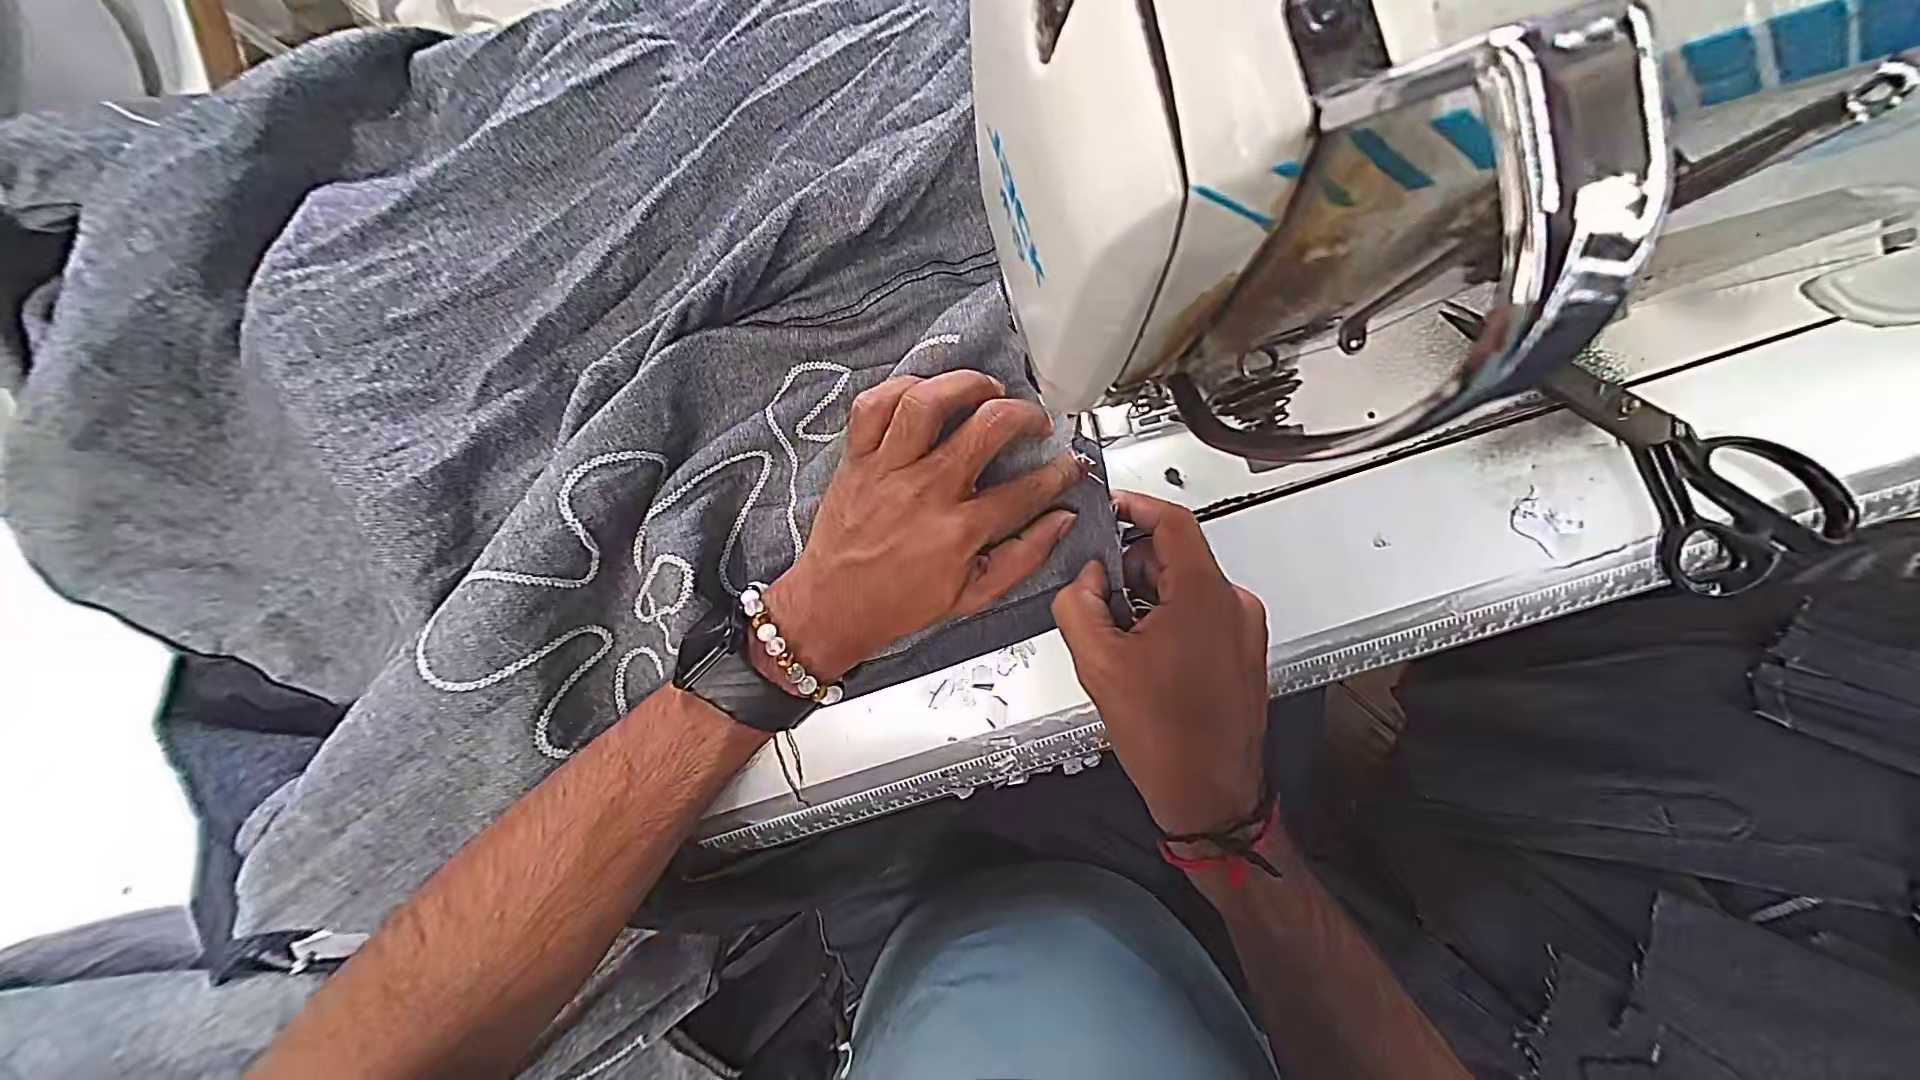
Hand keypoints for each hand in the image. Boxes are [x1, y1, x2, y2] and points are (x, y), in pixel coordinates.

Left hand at [762, 370, 1084, 682]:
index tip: (1068, 464)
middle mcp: (925, 492)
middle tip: (1034, 421)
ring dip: (966, 384)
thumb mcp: (972, 595)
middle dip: (1025, 414)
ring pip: (928, 402)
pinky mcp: (858, 460)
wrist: (834, 605)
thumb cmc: (899, 603)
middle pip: (987, 427)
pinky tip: (925, 393)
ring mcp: (888, 470)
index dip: (1060, 472)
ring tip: (987, 389)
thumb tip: (1061, 522)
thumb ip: (1023, 557)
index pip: (1026, 489)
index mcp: (958, 531)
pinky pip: (874, 406)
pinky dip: (901, 388)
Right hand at [1051, 492, 1268, 834]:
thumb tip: (1083, 578)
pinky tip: (1145, 653)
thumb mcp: (1098, 662)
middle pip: (1173, 554)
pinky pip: (1199, 610)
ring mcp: (1242, 628)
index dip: (1136, 505)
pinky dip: (1167, 616)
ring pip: (1184, 584)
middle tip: (1099, 594)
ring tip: (1123, 638)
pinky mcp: (1242, 648)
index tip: (1114, 506)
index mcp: (1203, 597)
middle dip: (1129, 567)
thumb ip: (1078, 603)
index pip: (1172, 521)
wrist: (1209, 793)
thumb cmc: (1170, 740)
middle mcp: (1232, 605)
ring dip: (1147, 596)